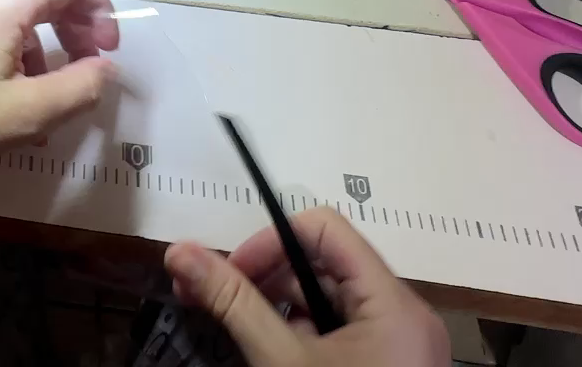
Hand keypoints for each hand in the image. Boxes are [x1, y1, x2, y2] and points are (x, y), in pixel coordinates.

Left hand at [0, 0, 119, 192]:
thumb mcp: (27, 114)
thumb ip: (80, 87)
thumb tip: (107, 66)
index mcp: (3, 2)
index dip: (101, 7)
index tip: (107, 50)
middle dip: (77, 28)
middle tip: (89, 72)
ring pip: (22, 14)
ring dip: (47, 48)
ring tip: (47, 100)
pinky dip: (18, 51)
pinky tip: (12, 96)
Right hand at [164, 208, 448, 366]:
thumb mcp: (281, 361)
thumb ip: (231, 301)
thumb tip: (178, 251)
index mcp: (393, 302)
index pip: (322, 228)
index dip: (271, 240)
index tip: (232, 273)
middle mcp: (403, 314)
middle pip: (321, 261)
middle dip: (262, 276)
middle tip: (213, 296)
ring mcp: (399, 344)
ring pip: (324, 296)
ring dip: (274, 305)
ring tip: (240, 332)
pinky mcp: (389, 365)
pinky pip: (337, 327)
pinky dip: (298, 332)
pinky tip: (273, 355)